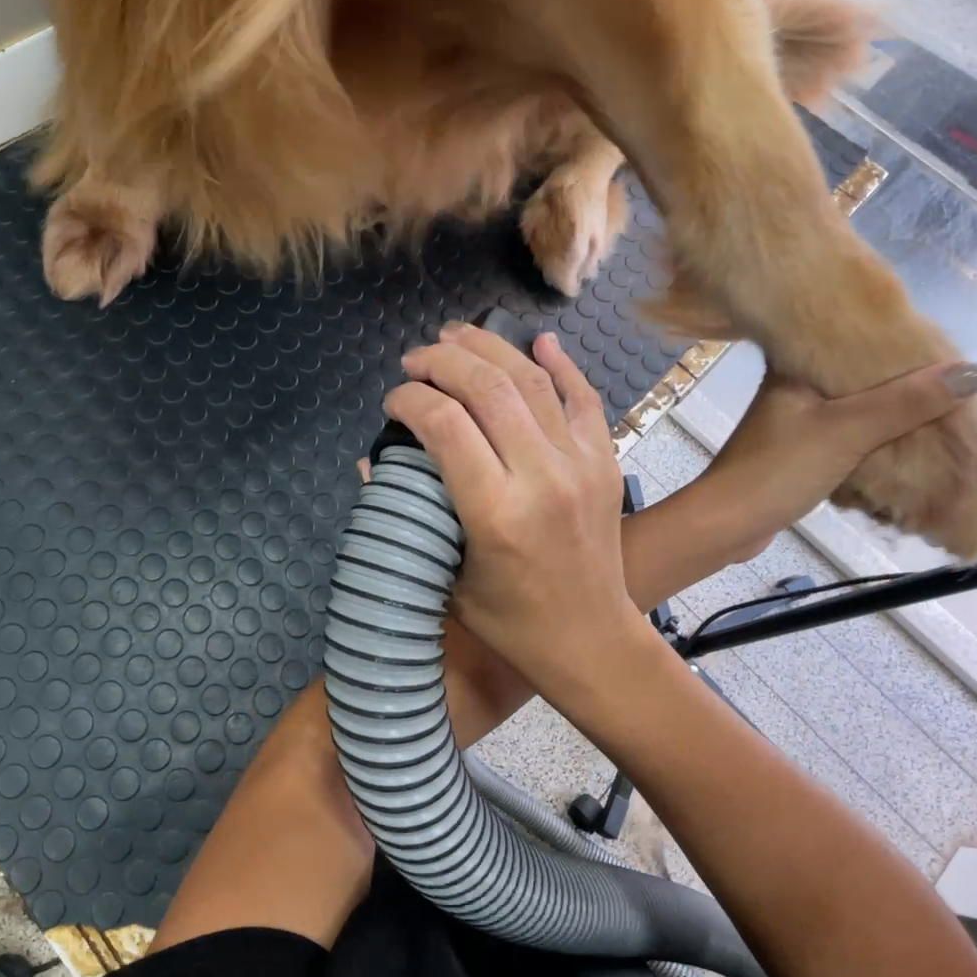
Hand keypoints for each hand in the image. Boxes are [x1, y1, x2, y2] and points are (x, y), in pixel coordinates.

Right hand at [385, 322, 649, 685]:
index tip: (392, 403)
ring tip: (456, 336)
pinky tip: (539, 341)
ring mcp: (580, 463)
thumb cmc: (509, 620)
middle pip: (487, 389)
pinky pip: (583, 397)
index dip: (409, 400)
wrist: (591, 640)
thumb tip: (370, 462)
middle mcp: (540, 477)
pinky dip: (561, 364)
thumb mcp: (444, 576)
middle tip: (415, 361)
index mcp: (495, 512)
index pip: (444, 425)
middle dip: (442, 362)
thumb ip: (407, 515)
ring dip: (490, 349)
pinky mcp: (605, 460)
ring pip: (532, 381)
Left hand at [699, 362, 976, 559]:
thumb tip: (971, 371)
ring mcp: (797, 419)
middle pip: (866, 377)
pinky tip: (914, 447)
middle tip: (966, 399)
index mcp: (794, 367)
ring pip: (861, 408)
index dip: (907, 347)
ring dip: (900, 416)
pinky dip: (881, 440)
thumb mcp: (846, 430)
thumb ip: (905, 402)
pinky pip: (852, 435)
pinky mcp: (802, 449)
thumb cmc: (778, 470)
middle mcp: (794, 386)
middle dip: (913, 388)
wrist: (727, 522)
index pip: (859, 341)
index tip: (956, 359)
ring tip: (952, 420)